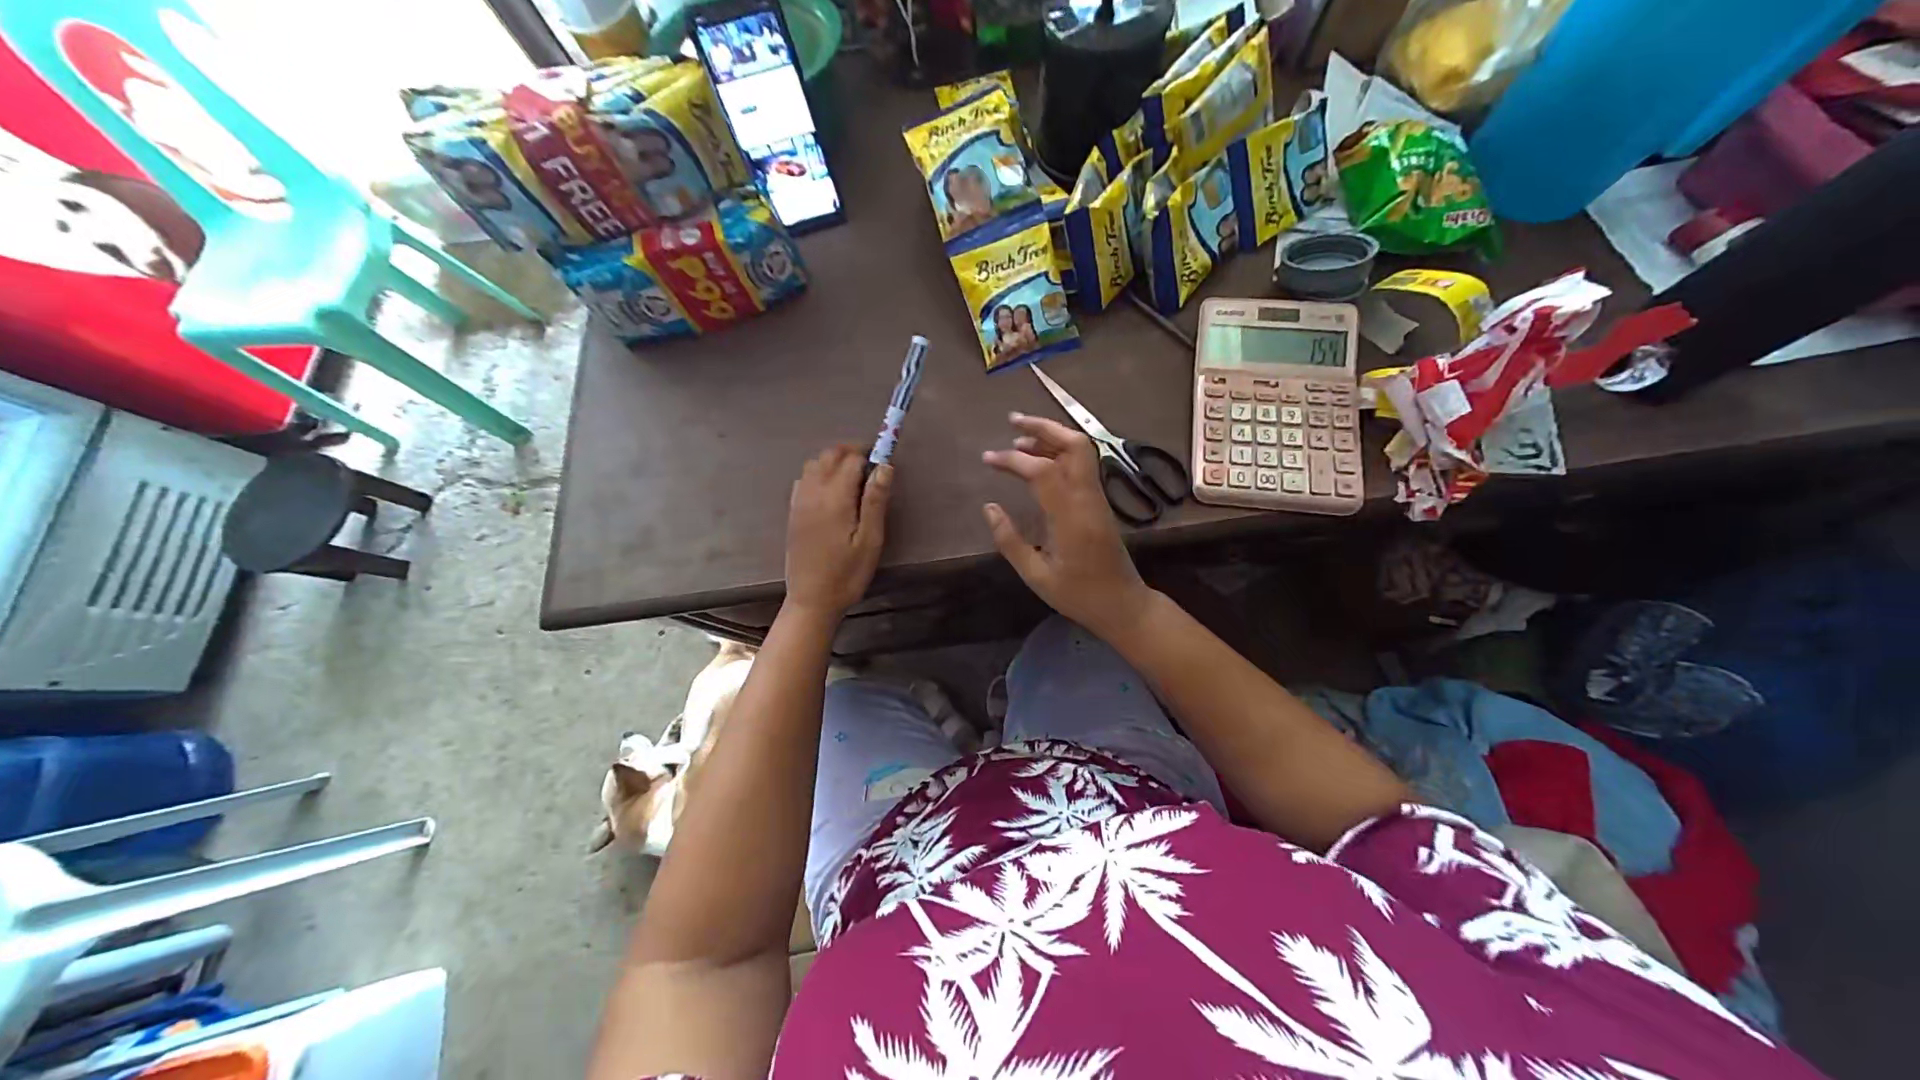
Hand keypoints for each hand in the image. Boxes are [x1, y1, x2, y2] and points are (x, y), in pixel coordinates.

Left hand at [784, 444, 890, 617]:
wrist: (812, 600)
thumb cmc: (847, 574)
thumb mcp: (870, 540)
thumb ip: (876, 501)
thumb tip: (885, 467)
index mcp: (835, 499)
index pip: (851, 459)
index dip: (870, 456)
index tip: (884, 466)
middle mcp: (813, 493)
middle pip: (830, 455)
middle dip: (851, 452)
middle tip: (871, 466)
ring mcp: (799, 502)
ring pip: (814, 464)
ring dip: (833, 462)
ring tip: (853, 478)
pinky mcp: (793, 512)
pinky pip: (803, 479)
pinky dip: (818, 474)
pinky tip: (831, 492)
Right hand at [981, 414, 1154, 640]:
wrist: (1123, 605)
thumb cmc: (1078, 595)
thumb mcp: (1036, 575)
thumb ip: (1010, 541)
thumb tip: (990, 508)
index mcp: (1072, 518)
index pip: (1044, 471)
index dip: (1014, 460)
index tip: (988, 459)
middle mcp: (1088, 499)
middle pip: (1074, 446)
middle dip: (1043, 427)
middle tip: (1012, 420)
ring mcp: (1098, 498)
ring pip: (1081, 452)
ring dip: (1052, 437)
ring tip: (1018, 437)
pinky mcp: (1099, 503)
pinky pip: (1081, 466)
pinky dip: (1059, 453)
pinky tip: (1038, 459)